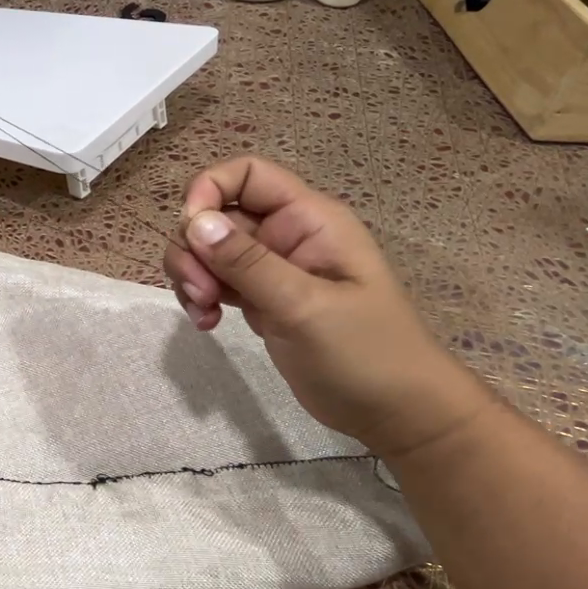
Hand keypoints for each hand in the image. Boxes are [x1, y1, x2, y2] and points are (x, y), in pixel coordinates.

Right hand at [163, 156, 489, 458]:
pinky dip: (198, 297)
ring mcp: (270, 268)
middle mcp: (285, 235)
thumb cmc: (367, 353)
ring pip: (205, 249)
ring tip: (203, 311)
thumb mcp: (304, 305)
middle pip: (214, 214)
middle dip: (193, 249)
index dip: (208, 190)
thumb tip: (193, 221)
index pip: (246, 174)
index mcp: (309, 220)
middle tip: (200, 292)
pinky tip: (207, 323)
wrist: (397, 414)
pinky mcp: (259, 298)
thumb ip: (247, 262)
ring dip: (190, 275)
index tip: (190, 231)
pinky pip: (212, 280)